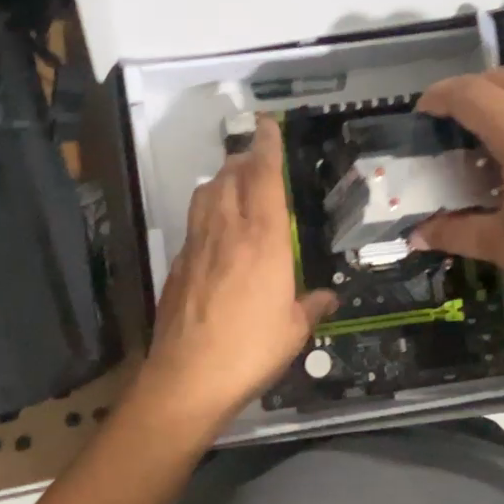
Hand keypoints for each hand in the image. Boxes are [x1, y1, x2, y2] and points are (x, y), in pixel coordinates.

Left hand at [138, 115, 336, 425]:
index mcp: (262, 239)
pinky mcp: (176, 268)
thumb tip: (327, 297)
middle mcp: (225, 232)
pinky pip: (193, 226)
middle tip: (254, 156)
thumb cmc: (250, 351)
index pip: (263, 177)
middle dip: (242, 160)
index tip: (266, 125)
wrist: (187, 377)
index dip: (266, 147)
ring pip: (204, 196)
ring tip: (233, 184)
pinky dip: (205, 215)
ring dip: (219, 181)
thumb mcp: (294, 331)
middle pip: (228, 178)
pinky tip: (214, 233)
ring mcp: (195, 248)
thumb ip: (310, 306)